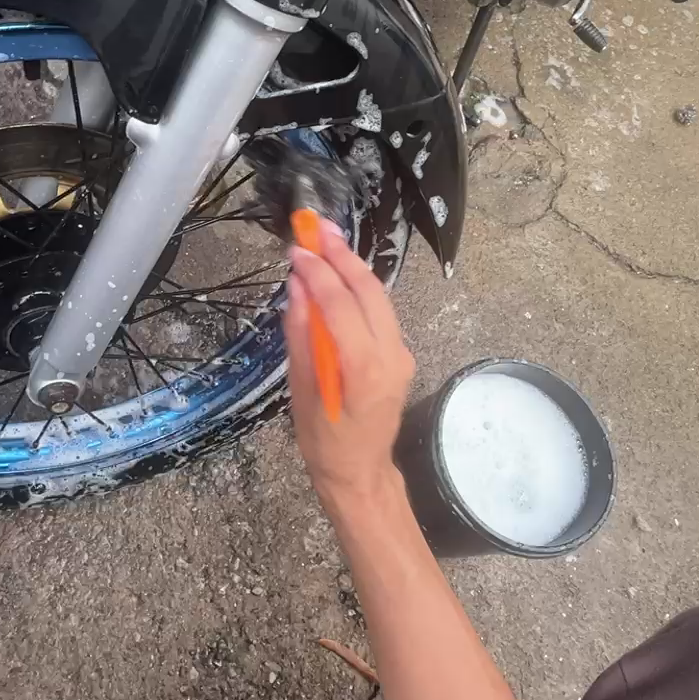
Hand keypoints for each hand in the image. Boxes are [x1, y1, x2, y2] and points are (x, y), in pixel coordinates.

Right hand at [284, 219, 415, 507]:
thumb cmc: (324, 442)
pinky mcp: (400, 356)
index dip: (318, 272)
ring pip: (379, 297)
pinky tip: (338, 275)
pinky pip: (379, 313)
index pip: (341, 305)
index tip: (296, 249)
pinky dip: (358, 290)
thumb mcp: (302, 392)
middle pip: (370, 290)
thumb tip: (297, 288)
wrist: (361, 473)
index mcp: (365, 368)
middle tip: (316, 225)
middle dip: (343, 254)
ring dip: (352, 266)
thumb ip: (302, 336)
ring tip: (325, 239)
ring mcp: (402, 355)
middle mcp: (392, 355)